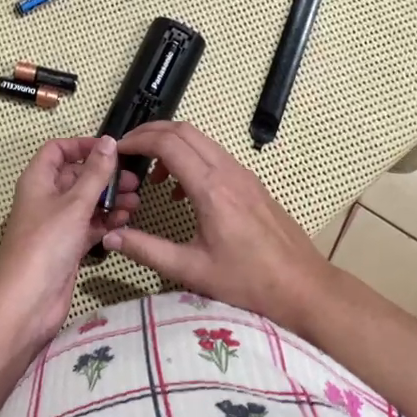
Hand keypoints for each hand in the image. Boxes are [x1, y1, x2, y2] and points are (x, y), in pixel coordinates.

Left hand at [0, 136, 140, 341]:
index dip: (82, 145)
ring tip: (136, 203)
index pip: (57, 150)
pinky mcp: (66, 247)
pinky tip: (126, 222)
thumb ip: (95, 173)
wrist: (26, 303)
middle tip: (134, 182)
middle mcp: (45, 198)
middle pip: (76, 176)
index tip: (111, 150)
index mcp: (38, 180)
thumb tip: (109, 141)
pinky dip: (105, 222)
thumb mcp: (74, 204)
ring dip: (109, 200)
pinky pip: (88, 226)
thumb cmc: (46, 244)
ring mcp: (56, 224)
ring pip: (85, 203)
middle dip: (104, 176)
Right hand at [101, 121, 332, 334]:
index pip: (167, 144)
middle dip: (150, 132)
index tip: (117, 150)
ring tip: (150, 171)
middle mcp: (227, 171)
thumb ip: (148, 250)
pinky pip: (213, 154)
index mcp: (210, 188)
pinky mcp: (251, 181)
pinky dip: (189, 156)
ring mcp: (242, 173)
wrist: (305, 287)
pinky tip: (181, 190)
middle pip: (182, 129)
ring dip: (170, 143)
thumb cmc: (249, 282)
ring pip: (199, 138)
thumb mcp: (193, 271)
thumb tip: (110, 238)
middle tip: (127, 150)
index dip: (138, 140)